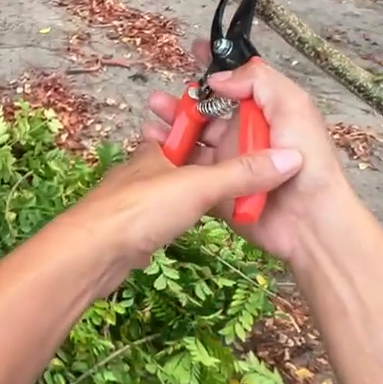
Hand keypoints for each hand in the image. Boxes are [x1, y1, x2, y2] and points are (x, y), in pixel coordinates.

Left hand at [65, 135, 304, 289]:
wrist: (94, 251)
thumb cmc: (140, 209)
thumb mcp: (199, 186)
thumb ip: (241, 174)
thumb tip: (288, 157)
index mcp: (154, 151)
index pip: (184, 132)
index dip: (208, 132)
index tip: (237, 138)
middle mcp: (142, 171)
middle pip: (178, 163)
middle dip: (205, 167)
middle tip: (239, 176)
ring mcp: (134, 201)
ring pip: (169, 192)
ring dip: (192, 196)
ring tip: (224, 203)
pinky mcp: (131, 230)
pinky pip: (160, 219)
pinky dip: (177, 220)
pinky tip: (188, 229)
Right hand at [144, 44, 351, 259]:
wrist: (310, 223)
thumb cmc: (309, 164)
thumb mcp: (293, 107)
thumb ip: (258, 81)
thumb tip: (218, 78)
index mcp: (262, 112)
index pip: (236, 81)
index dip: (215, 64)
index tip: (195, 49)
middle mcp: (243, 134)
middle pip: (205, 110)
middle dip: (182, 100)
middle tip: (159, 97)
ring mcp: (227, 161)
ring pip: (191, 136)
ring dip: (171, 124)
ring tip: (152, 115)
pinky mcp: (215, 188)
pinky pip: (186, 168)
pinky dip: (167, 155)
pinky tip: (152, 145)